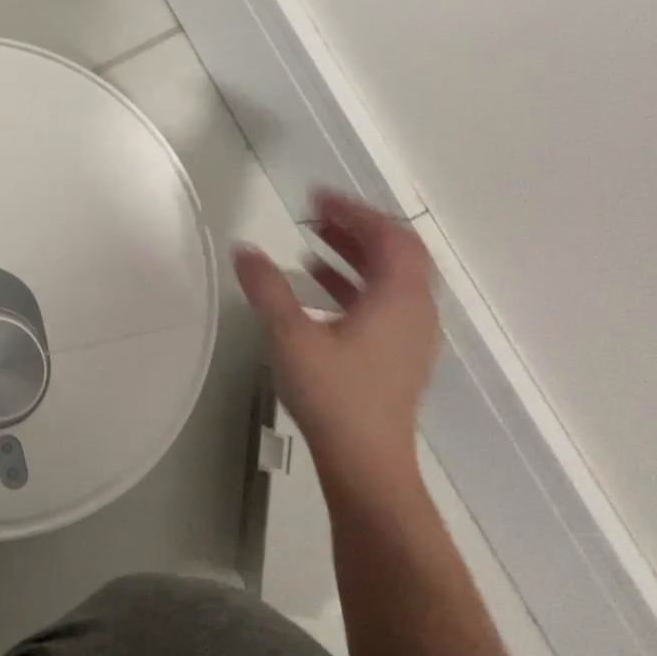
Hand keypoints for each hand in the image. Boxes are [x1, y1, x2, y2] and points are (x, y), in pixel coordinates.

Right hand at [234, 191, 438, 487]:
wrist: (365, 458)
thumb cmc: (332, 392)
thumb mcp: (289, 335)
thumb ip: (266, 287)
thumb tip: (243, 248)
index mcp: (398, 301)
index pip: (392, 239)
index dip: (357, 211)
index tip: (317, 197)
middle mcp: (414, 313)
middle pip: (397, 255)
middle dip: (357, 227)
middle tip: (315, 212)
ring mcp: (408, 336)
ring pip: (390, 279)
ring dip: (354, 253)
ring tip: (313, 239)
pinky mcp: (394, 354)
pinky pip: (382, 301)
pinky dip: (353, 280)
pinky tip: (317, 283)